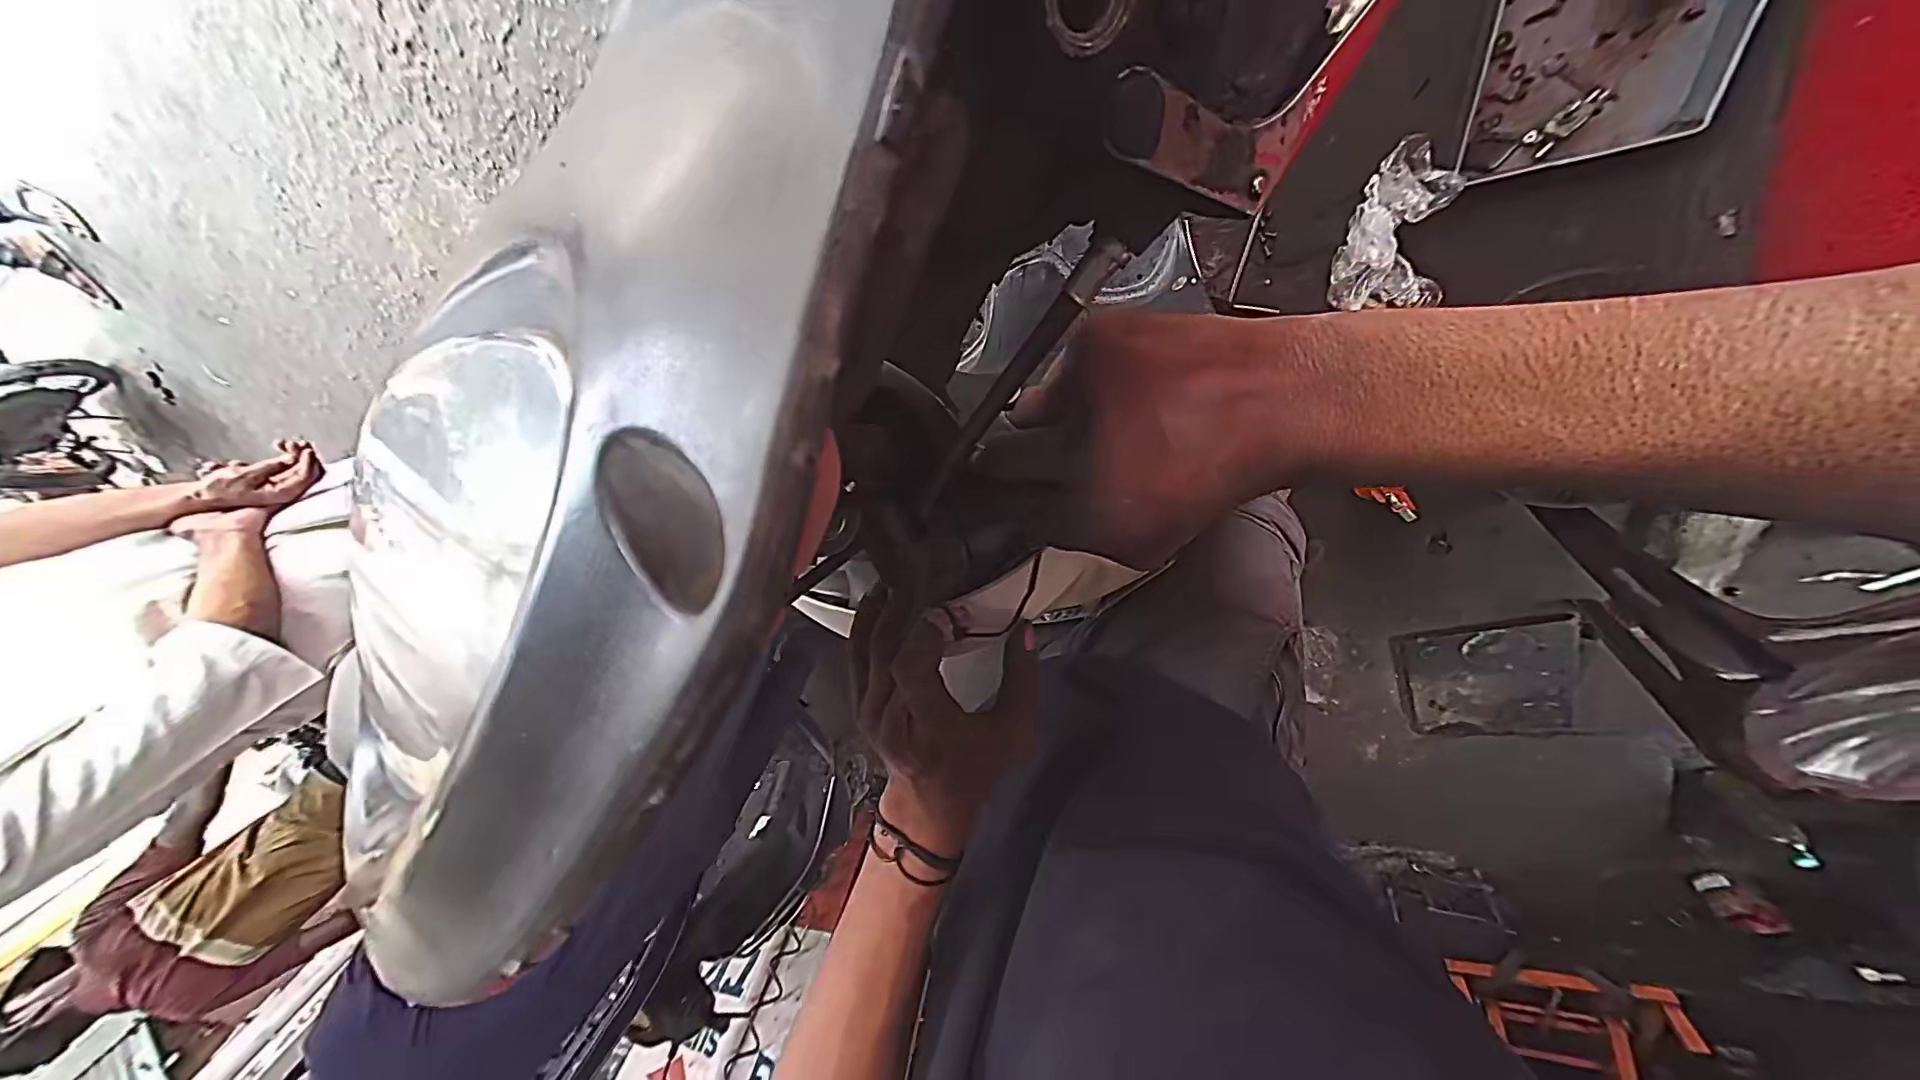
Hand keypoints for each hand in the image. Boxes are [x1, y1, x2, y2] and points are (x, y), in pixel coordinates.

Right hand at [187, 439, 321, 513]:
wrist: (204, 496)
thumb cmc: (221, 487)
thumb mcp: (245, 475)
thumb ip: (270, 467)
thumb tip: (292, 458)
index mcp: (283, 493)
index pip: (305, 476)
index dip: (308, 461)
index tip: (305, 447)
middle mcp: (287, 491)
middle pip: (306, 471)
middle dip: (302, 454)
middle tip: (291, 442)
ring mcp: (282, 486)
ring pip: (298, 467)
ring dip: (294, 453)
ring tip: (284, 442)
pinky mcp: (274, 481)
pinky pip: (288, 467)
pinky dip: (285, 456)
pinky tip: (278, 445)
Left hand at [850, 583, 1038, 855]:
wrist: (930, 802)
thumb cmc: (975, 769)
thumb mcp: (1013, 732)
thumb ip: (1021, 680)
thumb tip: (1024, 629)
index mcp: (929, 729)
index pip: (910, 671)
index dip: (925, 636)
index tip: (948, 615)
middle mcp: (889, 719)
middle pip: (886, 652)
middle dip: (906, 612)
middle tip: (927, 582)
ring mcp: (868, 712)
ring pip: (867, 648)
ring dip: (884, 610)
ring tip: (901, 580)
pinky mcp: (858, 703)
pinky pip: (854, 655)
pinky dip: (865, 624)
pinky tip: (878, 601)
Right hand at [973, 310, 1294, 568]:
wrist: (1278, 398)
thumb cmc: (1224, 468)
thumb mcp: (1149, 536)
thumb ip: (1082, 533)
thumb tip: (1039, 513)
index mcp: (1086, 499)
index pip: (1010, 502)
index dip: (1006, 500)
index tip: (1011, 496)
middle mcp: (1070, 442)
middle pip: (1003, 455)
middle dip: (1014, 463)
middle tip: (1043, 462)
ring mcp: (1078, 383)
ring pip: (1033, 410)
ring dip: (1056, 421)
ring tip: (1110, 421)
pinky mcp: (1094, 338)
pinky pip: (1065, 369)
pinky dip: (1085, 381)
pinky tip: (1128, 389)